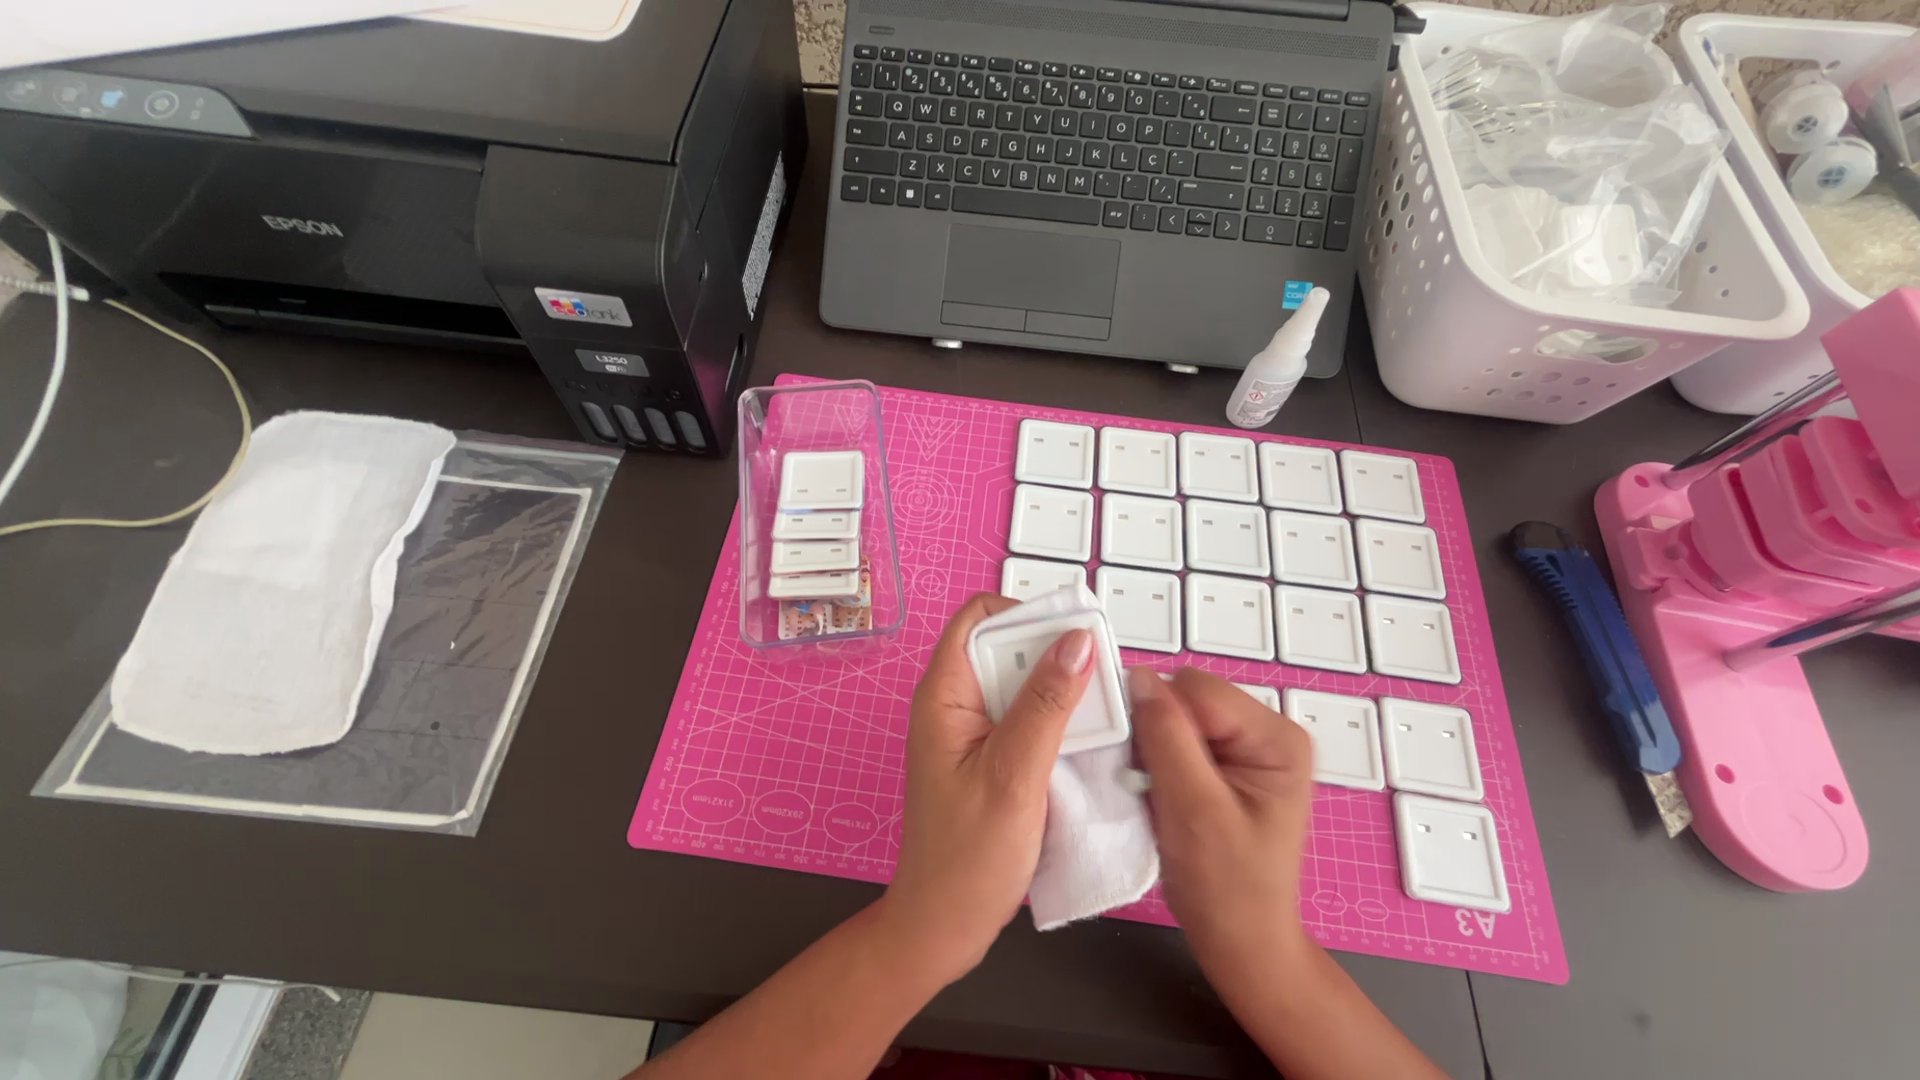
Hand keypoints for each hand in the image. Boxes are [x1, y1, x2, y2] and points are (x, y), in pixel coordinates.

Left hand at [879, 593, 1094, 982]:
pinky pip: (1025, 717)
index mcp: (944, 694)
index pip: (979, 618)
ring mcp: (972, 731)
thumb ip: (1046, 704)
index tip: (1073, 636)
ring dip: (1060, 688)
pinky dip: (1056, 719)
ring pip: (1020, 683)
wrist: (945, 925)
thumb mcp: (1013, 773)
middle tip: (1100, 676)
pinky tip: (1088, 737)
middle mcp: (955, 702)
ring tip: (1103, 707)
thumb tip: (1078, 639)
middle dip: (1052, 651)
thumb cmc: (969, 854)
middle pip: (1005, 647)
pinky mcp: (990, 757)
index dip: (1025, 614)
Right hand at [1129, 667, 1315, 984]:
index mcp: (1276, 736)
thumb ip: (1166, 736)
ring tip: (1156, 792)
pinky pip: (1178, 737)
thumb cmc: (1224, 885)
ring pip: (1177, 716)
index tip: (1140, 762)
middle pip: (1187, 698)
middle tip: (1151, 783)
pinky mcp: (1226, 763)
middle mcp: (1266, 731)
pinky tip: (1161, 793)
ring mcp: (1246, 747)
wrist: (1238, 942)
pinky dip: (1159, 760)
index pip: (1197, 689)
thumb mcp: (1193, 808)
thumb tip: (1138, 677)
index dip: (1159, 715)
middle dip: (1157, 732)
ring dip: (1155, 748)